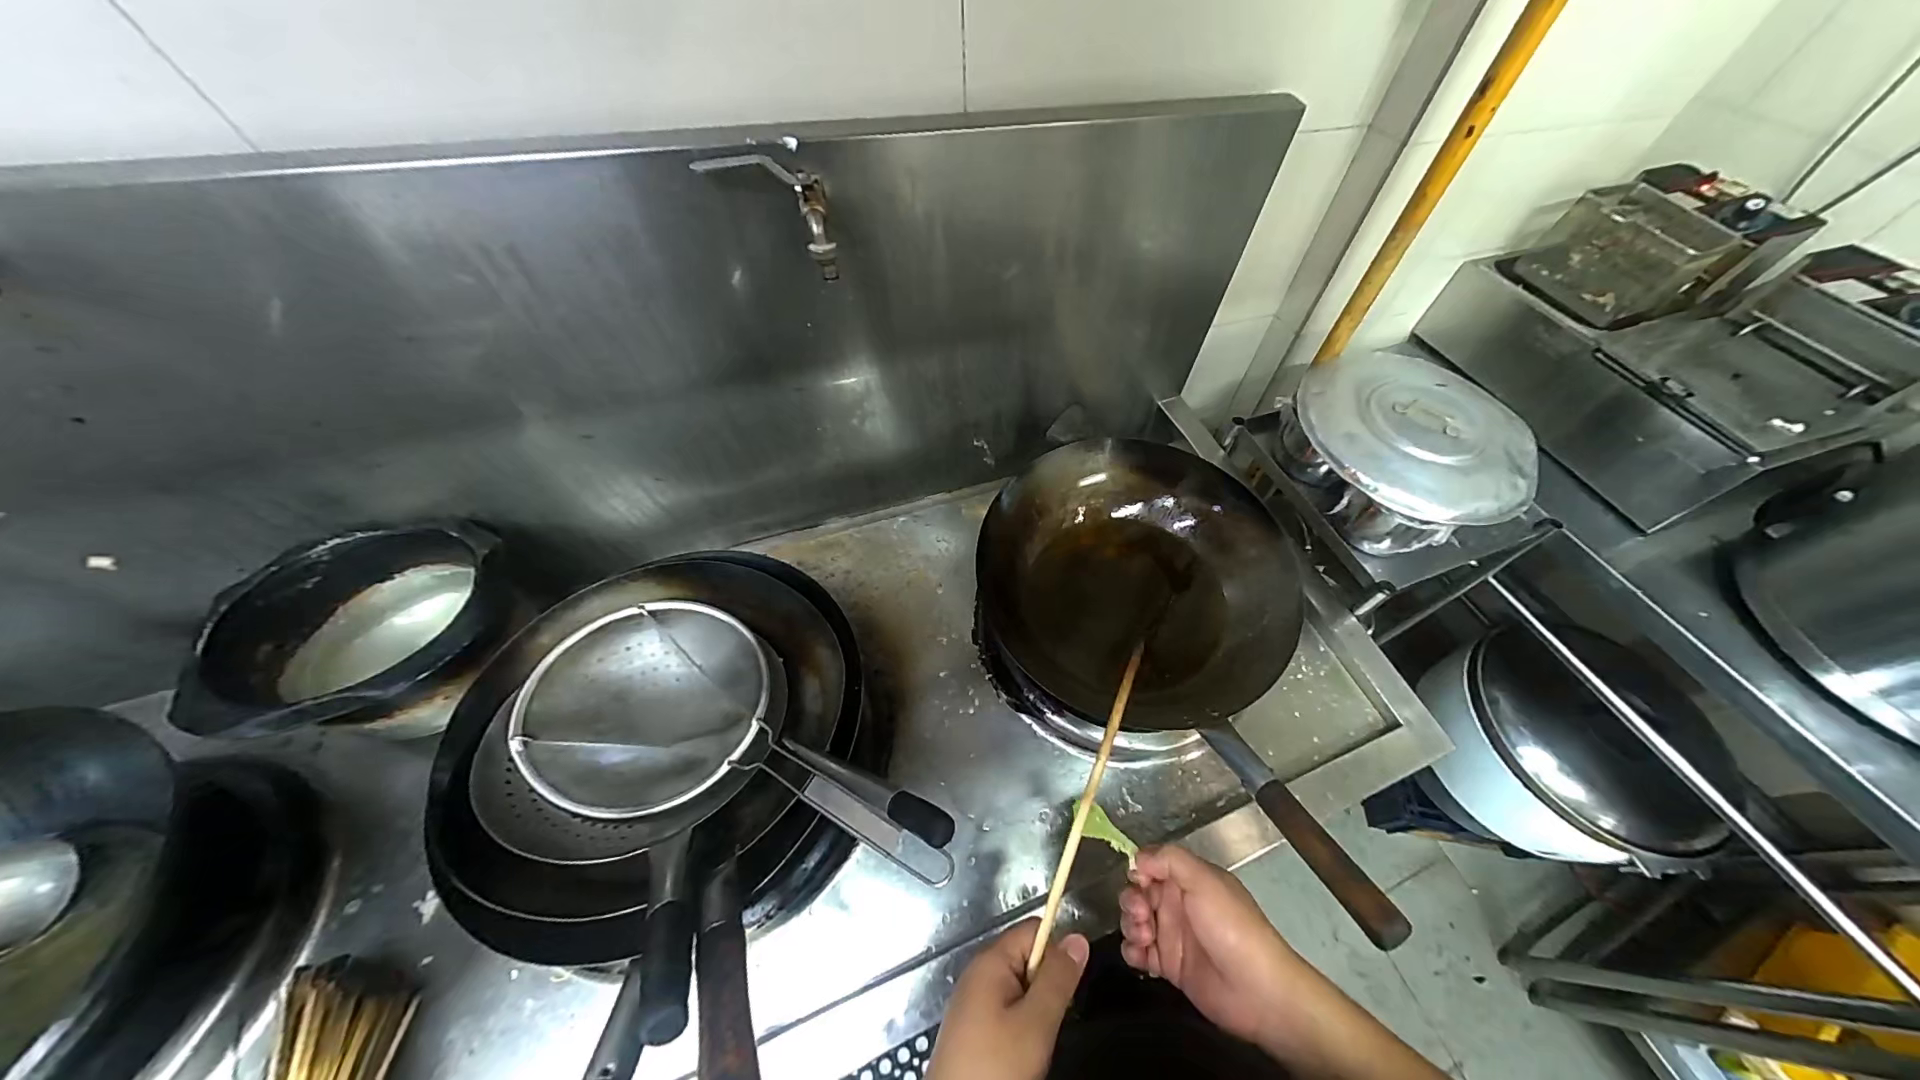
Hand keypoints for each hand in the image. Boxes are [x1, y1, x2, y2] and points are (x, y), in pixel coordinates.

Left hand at [928, 920, 1088, 1079]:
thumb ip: (1058, 979)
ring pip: (1020, 988)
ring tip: (1038, 1038)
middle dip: (1048, 984)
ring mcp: (974, 1000)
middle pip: (1027, 958)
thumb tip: (1078, 938)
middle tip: (1051, 1019)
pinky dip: (1022, 1024)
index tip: (1072, 983)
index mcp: (990, 960)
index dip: (1058, 949)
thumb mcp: (1035, 1023)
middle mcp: (979, 972)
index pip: (1033, 930)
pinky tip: (1023, 1050)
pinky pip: (1007, 1008)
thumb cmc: (995, 1065)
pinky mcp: (973, 1026)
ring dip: (1036, 1008)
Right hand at [1117, 844, 1306, 1050]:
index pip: (1152, 865)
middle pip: (1138, 893)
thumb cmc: (1232, 928)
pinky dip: (1132, 951)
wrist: (1258, 992)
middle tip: (1142, 915)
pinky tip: (1141, 956)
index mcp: (1189, 880)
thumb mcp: (1205, 881)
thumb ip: (1169, 860)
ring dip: (1130, 925)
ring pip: (1134, 921)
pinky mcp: (1168, 966)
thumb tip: (1137, 859)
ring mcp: (1172, 936)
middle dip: (1131, 900)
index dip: (1139, 871)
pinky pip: (1137, 952)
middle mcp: (1178, 905)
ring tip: (1145, 937)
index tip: (1139, 881)